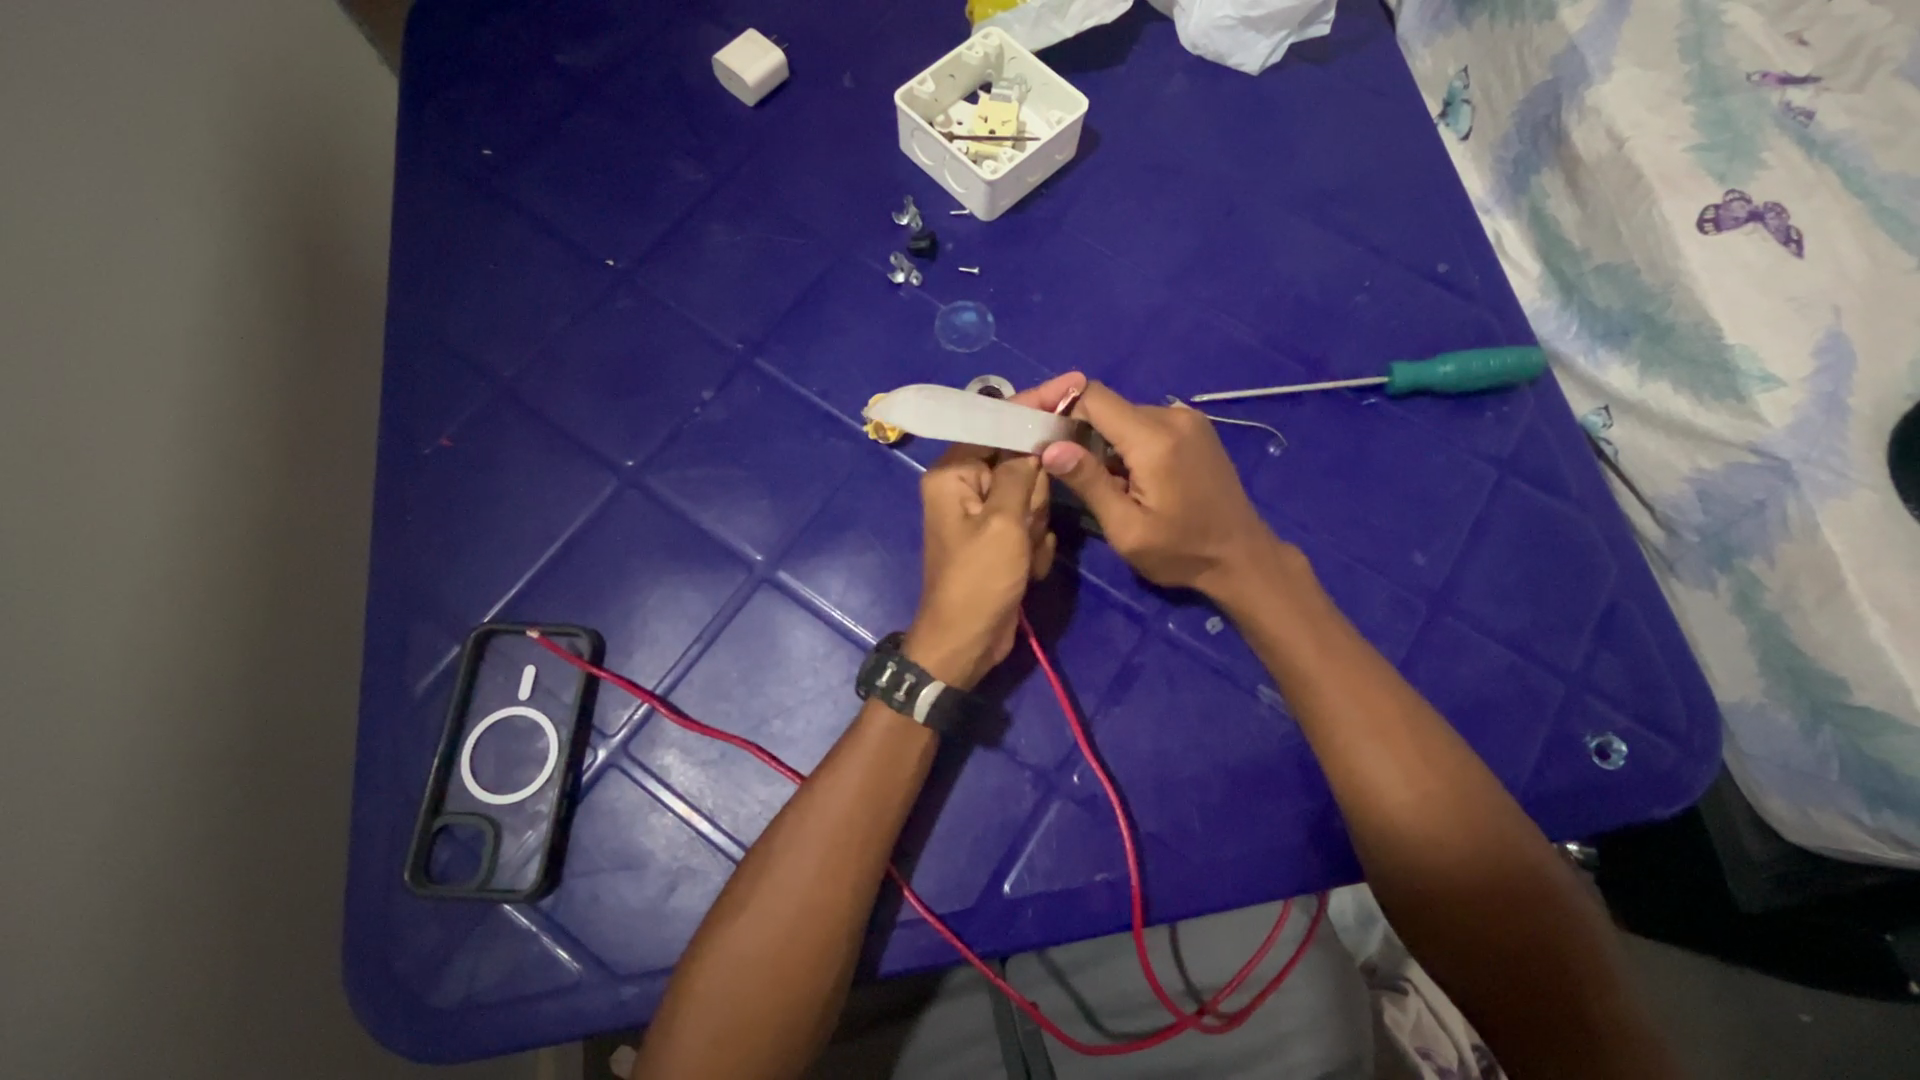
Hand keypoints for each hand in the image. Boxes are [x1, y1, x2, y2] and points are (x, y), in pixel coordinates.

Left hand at [904, 373, 1085, 688]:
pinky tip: (1024, 571)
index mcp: (954, 473)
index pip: (997, 422)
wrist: (966, 643)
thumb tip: (1035, 436)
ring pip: (1034, 494)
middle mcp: (966, 485)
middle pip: (1021, 461)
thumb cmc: (978, 582)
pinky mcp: (1001, 538)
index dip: (1035, 403)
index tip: (1073, 383)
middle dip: (1036, 495)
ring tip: (1021, 556)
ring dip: (1036, 526)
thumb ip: (1023, 473)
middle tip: (1025, 529)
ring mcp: (985, 513)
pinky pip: (1033, 523)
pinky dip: (1034, 546)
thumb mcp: (1005, 523)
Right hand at [1040, 379, 1280, 597]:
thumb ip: (1088, 482)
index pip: (1092, 397)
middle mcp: (1173, 416)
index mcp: (1155, 439)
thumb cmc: (1180, 552)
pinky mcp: (1196, 428)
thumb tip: (1050, 447)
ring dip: (1107, 442)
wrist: (1241, 557)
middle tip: (1076, 474)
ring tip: (1110, 483)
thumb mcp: (1126, 528)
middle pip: (1109, 407)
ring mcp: (1189, 419)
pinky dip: (1129, 443)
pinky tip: (1134, 477)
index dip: (1061, 410)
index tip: (1045, 438)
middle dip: (1083, 433)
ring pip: (1126, 415)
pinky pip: (1147, 423)